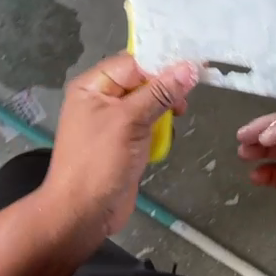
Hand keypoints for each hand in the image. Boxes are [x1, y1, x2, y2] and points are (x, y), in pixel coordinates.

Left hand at [37, 53, 196, 240]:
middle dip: (165, 88)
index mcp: (92, 86)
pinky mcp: (124, 143)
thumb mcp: (130, 121)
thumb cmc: (100, 162)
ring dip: (163, 111)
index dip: (160, 65)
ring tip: (178, 118)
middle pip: (141, 81)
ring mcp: (112, 122)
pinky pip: (147, 125)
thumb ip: (160, 92)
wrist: (83, 213)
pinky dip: (159, 129)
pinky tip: (165, 138)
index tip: (193, 69)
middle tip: (185, 101)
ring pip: (148, 103)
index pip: (132, 62)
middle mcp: (101, 99)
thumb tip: (190, 67)